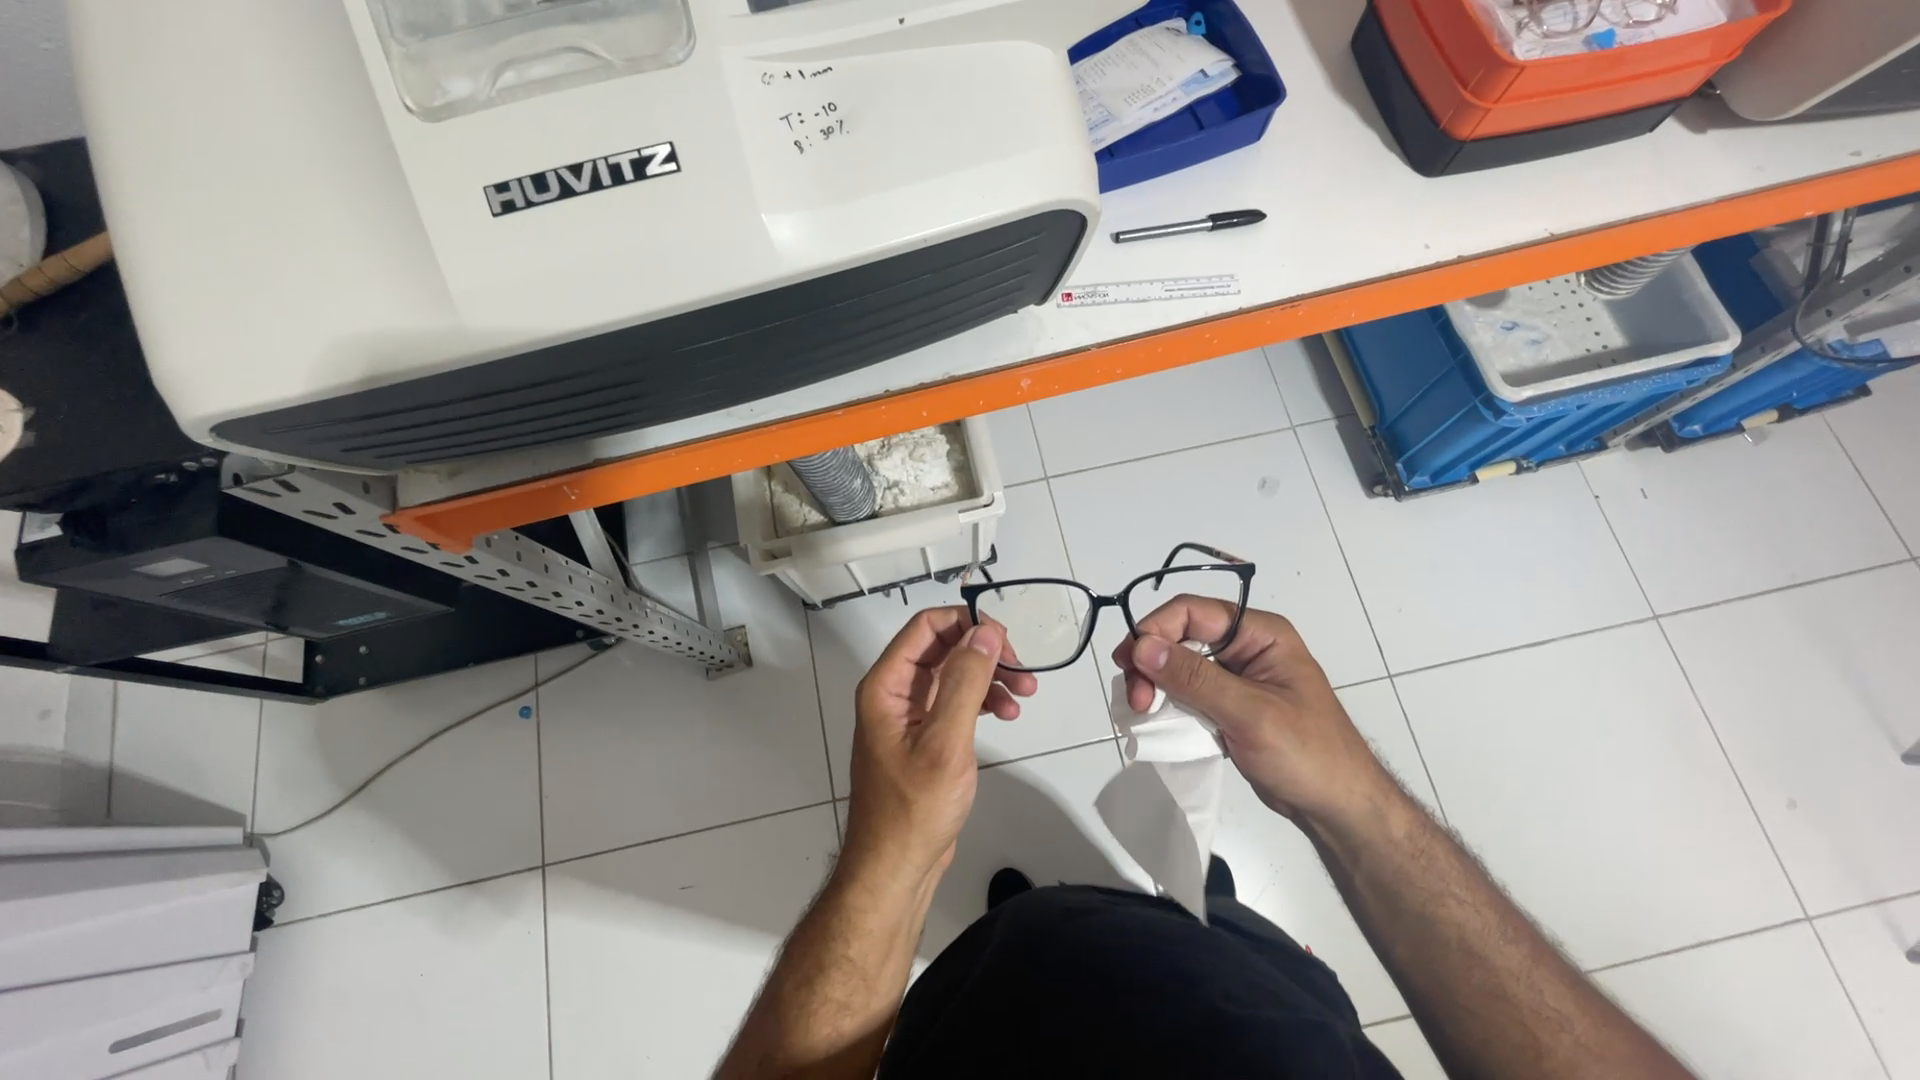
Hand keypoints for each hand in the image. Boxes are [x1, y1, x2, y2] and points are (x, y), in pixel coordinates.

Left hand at [841, 607, 1037, 889]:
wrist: (896, 867)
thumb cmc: (914, 806)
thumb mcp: (945, 741)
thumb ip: (966, 682)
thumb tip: (986, 631)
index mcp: (886, 685)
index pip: (926, 627)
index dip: (967, 622)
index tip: (1008, 638)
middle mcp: (894, 692)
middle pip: (943, 648)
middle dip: (986, 652)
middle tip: (1025, 670)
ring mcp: (909, 715)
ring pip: (954, 674)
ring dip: (990, 677)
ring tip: (1025, 694)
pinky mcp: (925, 737)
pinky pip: (955, 702)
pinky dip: (983, 701)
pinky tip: (1007, 714)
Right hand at [1111, 596, 1395, 827]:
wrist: (1339, 807)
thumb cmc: (1308, 755)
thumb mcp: (1250, 714)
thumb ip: (1195, 678)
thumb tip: (1142, 646)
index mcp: (1260, 633)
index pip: (1192, 612)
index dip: (1155, 630)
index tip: (1129, 664)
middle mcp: (1245, 646)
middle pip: (1179, 636)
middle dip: (1150, 662)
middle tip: (1135, 700)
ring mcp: (1235, 677)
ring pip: (1177, 666)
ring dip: (1154, 684)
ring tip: (1142, 713)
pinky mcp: (1226, 705)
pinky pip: (1186, 693)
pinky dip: (1167, 704)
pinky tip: (1156, 721)